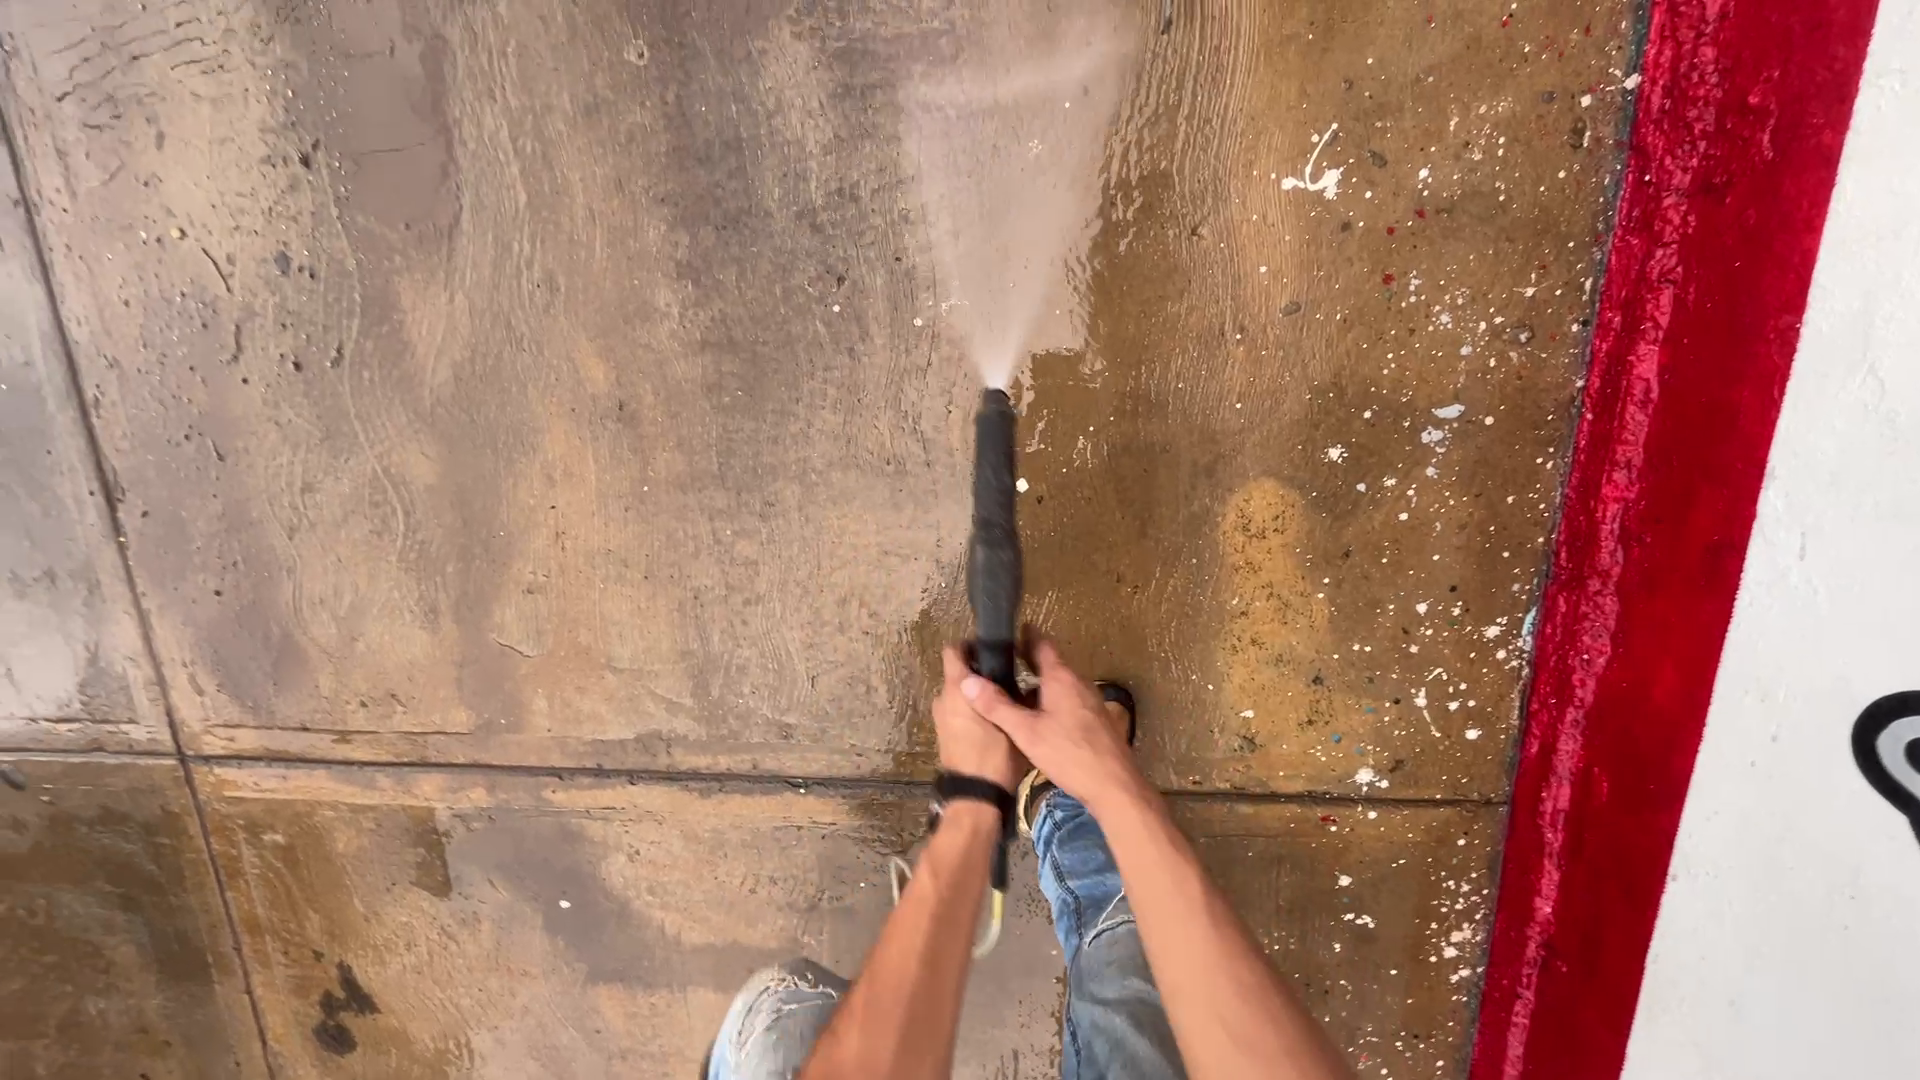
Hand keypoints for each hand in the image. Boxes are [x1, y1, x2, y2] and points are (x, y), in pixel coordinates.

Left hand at [933, 645, 1024, 789]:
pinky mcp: (945, 734)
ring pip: (960, 695)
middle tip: (1008, 677)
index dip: (970, 644)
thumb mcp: (1012, 723)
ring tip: (1005, 701)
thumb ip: (1012, 699)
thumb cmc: (994, 756)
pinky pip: (958, 712)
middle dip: (980, 673)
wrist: (974, 797)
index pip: (954, 650)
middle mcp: (943, 699)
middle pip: (959, 673)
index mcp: (956, 689)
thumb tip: (1022, 681)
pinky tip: (995, 722)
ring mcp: (941, 718)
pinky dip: (972, 711)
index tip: (992, 648)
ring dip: (977, 694)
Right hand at [961, 640, 1149, 815]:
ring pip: (1060, 685)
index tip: (1009, 632)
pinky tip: (1039, 719)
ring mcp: (1090, 702)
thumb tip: (967, 681)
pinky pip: (1069, 700)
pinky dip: (1051, 701)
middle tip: (1004, 662)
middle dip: (1029, 661)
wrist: (1114, 786)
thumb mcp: (1026, 732)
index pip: (1042, 644)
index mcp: (1061, 678)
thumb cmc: (1069, 754)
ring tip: (1016, 691)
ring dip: (1040, 684)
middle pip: (1051, 664)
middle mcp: (1078, 683)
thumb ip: (997, 706)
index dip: (1025, 636)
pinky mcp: (1096, 720)